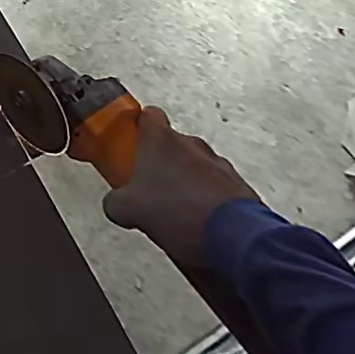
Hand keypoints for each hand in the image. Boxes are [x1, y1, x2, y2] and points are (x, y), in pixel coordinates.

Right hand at [102, 108, 257, 267]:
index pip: (149, 115)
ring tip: (180, 214)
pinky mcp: (240, 186)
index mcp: (160, 139)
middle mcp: (191, 143)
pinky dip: (210, 201)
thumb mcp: (130, 210)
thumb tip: (114, 205)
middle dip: (163, 163)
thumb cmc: (181, 212)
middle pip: (172, 144)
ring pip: (197, 166)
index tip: (133, 142)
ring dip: (189, 183)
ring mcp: (218, 163)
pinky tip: (203, 225)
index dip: (140, 127)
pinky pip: (219, 187)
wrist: (234, 238)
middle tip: (153, 188)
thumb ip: (116, 201)